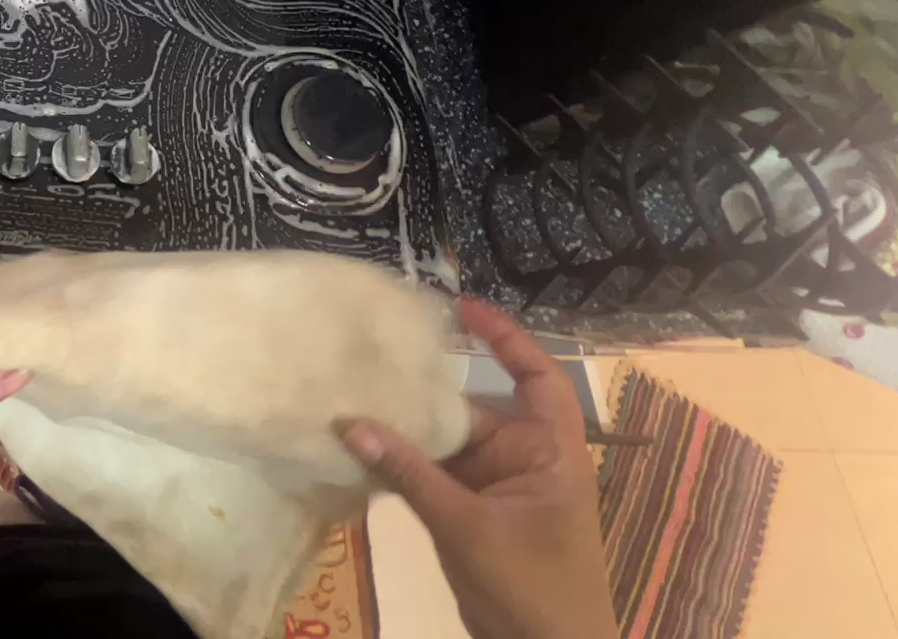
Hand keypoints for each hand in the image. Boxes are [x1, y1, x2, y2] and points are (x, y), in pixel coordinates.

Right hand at [339, 299, 617, 638]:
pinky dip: (397, 451)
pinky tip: (356, 437)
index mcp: (549, 453)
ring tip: (352, 386)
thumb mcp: (468, 528)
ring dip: (404, 418)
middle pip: (472, 401)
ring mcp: (492, 482)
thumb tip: (349, 422)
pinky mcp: (466, 505)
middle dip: (426, 378)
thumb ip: (409, 473)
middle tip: (373, 348)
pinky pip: (428, 464)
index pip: (537, 378)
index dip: (506, 337)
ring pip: (444, 434)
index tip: (460, 306)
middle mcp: (521, 457)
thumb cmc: (534, 592)